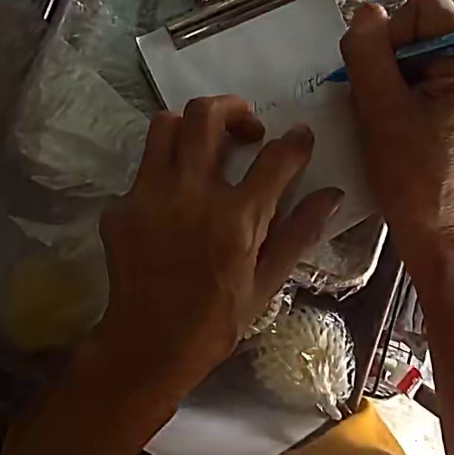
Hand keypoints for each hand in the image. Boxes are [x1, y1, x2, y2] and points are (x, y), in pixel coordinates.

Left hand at [93, 95, 342, 396]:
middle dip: (235, 109)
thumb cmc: (217, 319)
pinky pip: (146, 166)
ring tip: (208, 149)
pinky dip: (168, 169)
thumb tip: (332, 194)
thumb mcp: (268, 282)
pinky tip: (178, 199)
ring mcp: (149, 197)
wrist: (147, 345)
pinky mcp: (121, 207)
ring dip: (193, 127)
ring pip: (166, 125)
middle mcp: (191, 195)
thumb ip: (300, 232)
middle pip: (207, 115)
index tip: (300, 137)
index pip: (275, 157)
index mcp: (236, 218)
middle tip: (249, 129)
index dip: (296, 140)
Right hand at [341, 0, 453, 252]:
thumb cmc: (411, 176)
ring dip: (398, 74)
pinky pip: (430, 68)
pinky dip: (408, 86)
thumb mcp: (379, 107)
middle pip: (425, 25)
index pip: (425, 6)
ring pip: (423, 47)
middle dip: (395, 57)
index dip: (393, 34)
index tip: (385, 76)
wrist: (432, 221)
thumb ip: (368, 50)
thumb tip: (366, 12)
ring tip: (395, 112)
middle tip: (387, 100)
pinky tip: (403, 115)